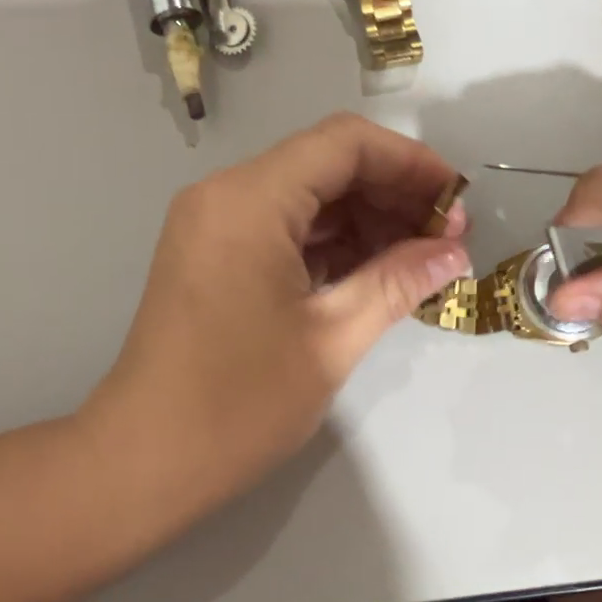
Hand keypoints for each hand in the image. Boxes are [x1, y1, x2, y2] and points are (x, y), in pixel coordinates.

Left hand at [89, 113, 470, 492]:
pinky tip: (373, 273)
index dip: (410, 163)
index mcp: (249, 200)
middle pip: (323, 165)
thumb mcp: (331, 339)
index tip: (457, 203)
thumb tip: (453, 252)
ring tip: (419, 261)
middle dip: (391, 194)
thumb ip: (397, 282)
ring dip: (363, 221)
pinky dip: (328, 244)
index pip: (344, 144)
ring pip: (303, 198)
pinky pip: (280, 229)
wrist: (145, 458)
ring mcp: (212, 226)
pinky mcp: (211, 256)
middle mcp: (225, 195)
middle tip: (446, 241)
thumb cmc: (238, 402)